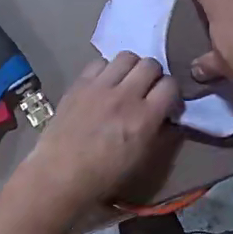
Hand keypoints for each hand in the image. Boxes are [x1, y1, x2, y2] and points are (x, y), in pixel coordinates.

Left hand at [10, 52, 179, 219]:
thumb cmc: (104, 177)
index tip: (167, 104)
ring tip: (126, 83)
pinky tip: (103, 85)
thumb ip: (162, 136)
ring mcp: (99, 86)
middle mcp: (124, 95)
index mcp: (144, 117)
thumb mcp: (142, 161)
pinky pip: (99, 62)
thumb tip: (171, 120)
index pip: (171, 85)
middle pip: (150, 64)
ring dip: (132, 68)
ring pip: (126, 57)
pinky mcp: (79, 84)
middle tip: (147, 90)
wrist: (60, 175)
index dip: (172, 93)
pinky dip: (106, 70)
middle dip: (154, 76)